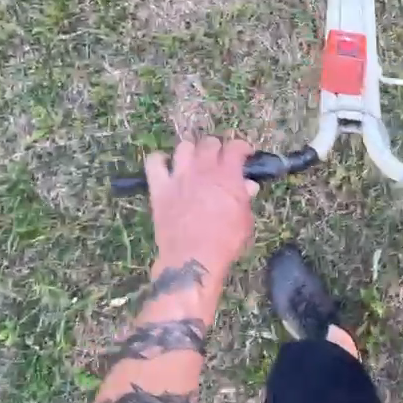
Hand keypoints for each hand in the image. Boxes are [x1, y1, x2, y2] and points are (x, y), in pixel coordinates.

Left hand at [143, 136, 258, 283]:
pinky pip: (154, 162)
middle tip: (219, 160)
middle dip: (217, 148)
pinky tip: (166, 167)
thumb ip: (245, 198)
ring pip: (184, 147)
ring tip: (194, 161)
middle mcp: (203, 169)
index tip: (244, 154)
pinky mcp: (160, 188)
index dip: (242, 147)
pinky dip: (159, 160)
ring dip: (191, 151)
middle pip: (209, 142)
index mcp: (227, 175)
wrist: (192, 260)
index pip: (235, 147)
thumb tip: (248, 185)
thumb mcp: (245, 221)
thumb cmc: (224, 243)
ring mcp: (179, 176)